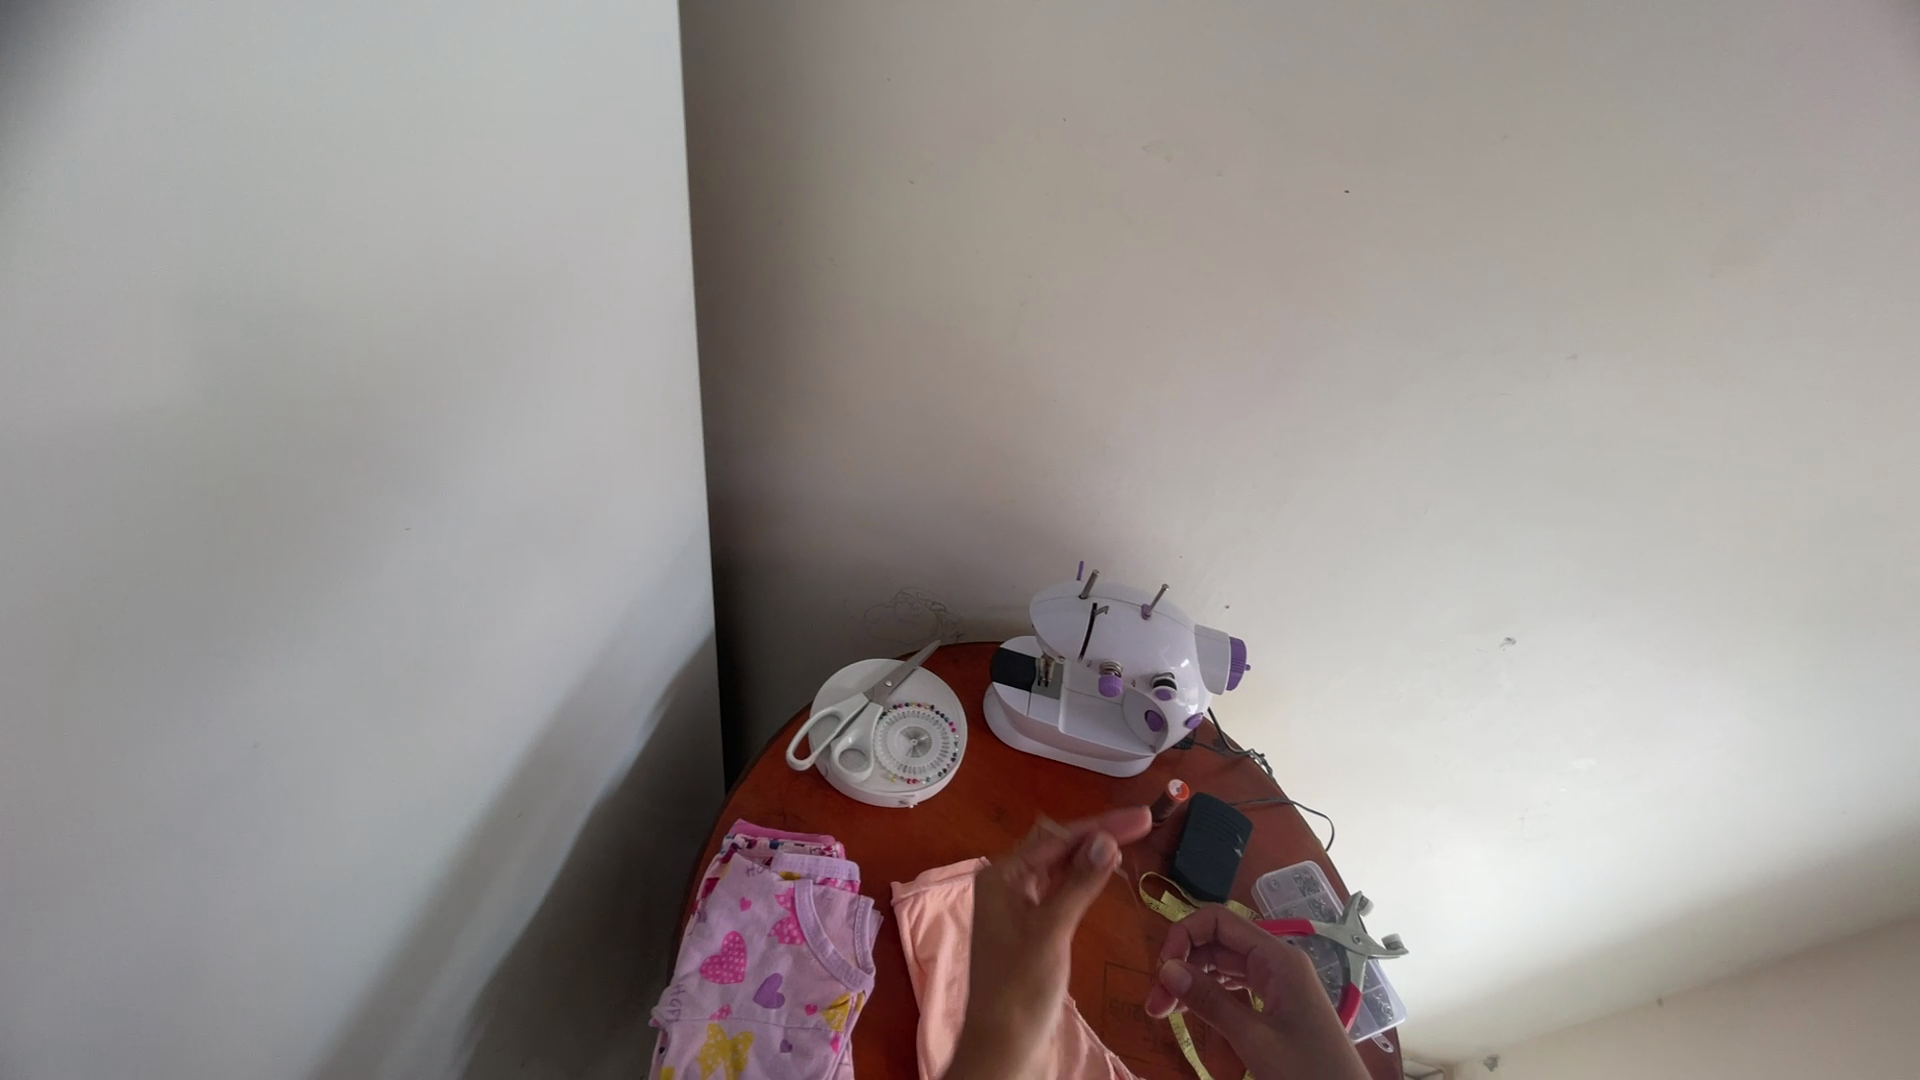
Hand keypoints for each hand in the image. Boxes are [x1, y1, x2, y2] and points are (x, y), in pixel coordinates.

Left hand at [943, 806, 1152, 1078]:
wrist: (1004, 1052)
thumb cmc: (1020, 990)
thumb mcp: (1052, 932)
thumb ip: (1079, 883)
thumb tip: (1106, 839)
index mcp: (1002, 876)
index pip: (1056, 838)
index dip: (1100, 825)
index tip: (1139, 817)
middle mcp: (1008, 884)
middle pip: (1058, 847)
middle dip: (1097, 833)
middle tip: (1141, 823)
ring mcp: (1020, 906)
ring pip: (1060, 867)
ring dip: (1091, 853)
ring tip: (1130, 838)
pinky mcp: (1034, 929)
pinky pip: (1061, 890)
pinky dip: (1084, 880)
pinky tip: (1105, 871)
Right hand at [1144, 904, 1368, 1079]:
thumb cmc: (1309, 1076)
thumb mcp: (1255, 1041)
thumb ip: (1209, 1000)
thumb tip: (1165, 968)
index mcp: (1277, 957)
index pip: (1219, 921)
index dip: (1185, 935)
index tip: (1161, 969)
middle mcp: (1277, 961)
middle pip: (1218, 944)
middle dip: (1183, 964)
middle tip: (1155, 1002)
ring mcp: (1278, 984)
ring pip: (1223, 966)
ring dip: (1193, 981)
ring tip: (1164, 1010)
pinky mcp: (1278, 1007)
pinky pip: (1235, 987)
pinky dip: (1211, 996)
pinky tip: (1192, 1010)